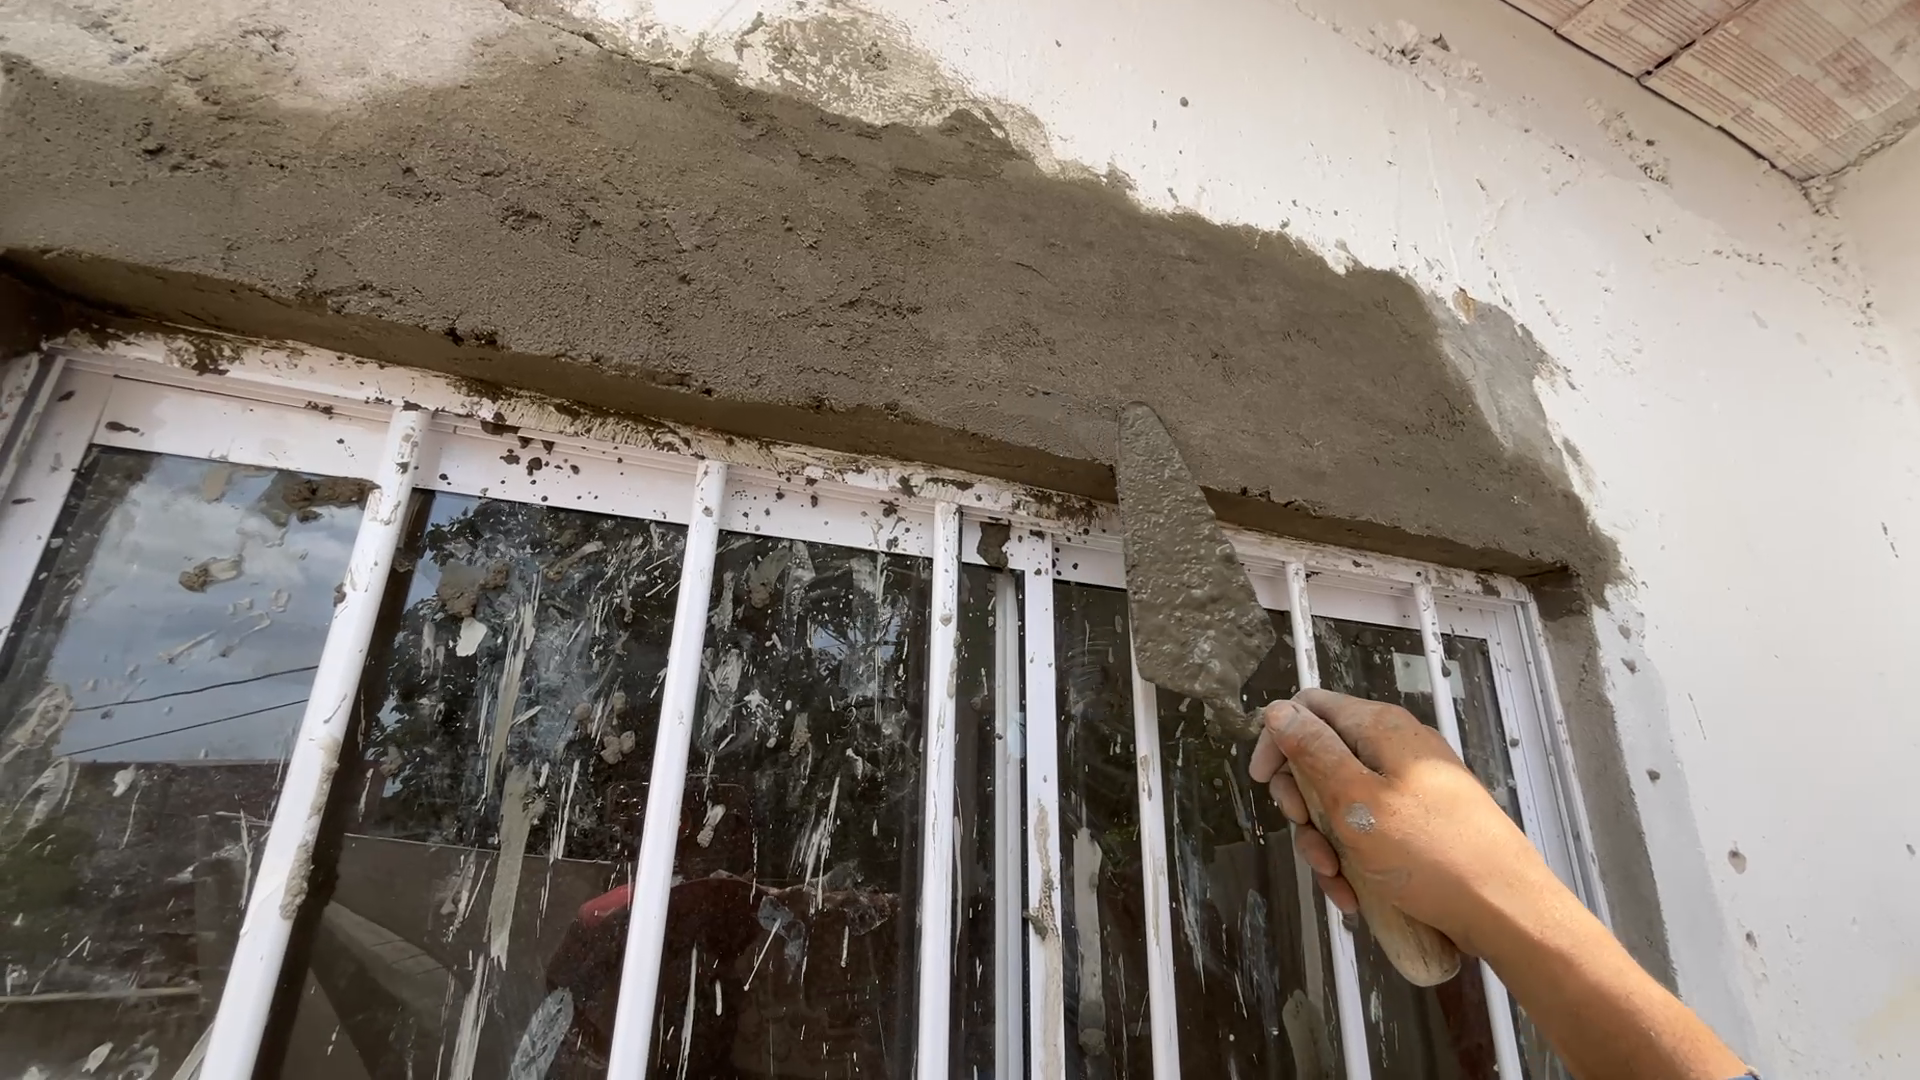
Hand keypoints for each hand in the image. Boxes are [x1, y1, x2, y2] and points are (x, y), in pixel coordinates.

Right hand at [1247, 688, 1562, 956]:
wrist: (1514, 917)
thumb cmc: (1429, 854)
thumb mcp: (1355, 800)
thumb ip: (1311, 750)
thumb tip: (1278, 710)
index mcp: (1380, 728)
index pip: (1309, 707)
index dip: (1278, 738)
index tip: (1263, 781)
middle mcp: (1394, 747)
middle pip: (1320, 756)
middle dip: (1302, 801)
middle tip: (1303, 832)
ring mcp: (1410, 786)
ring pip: (1340, 800)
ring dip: (1324, 840)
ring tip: (1333, 879)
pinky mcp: (1421, 822)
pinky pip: (1369, 828)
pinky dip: (1352, 857)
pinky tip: (1352, 894)